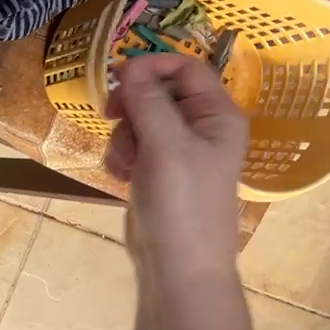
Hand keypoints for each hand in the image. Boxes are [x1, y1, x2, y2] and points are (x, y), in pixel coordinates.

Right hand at [104, 53, 247, 285]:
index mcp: (217, 116)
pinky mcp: (155, 172)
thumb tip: (130, 67)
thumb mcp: (165, 147)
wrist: (177, 262)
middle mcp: (200, 128)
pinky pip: (131, 147)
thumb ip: (148, 103)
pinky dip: (120, 157)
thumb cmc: (182, 202)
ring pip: (137, 121)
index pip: (186, 70)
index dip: (152, 67)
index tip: (116, 78)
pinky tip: (122, 176)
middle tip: (111, 118)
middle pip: (157, 94)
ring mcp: (176, 151)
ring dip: (123, 138)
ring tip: (126, 164)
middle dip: (130, 107)